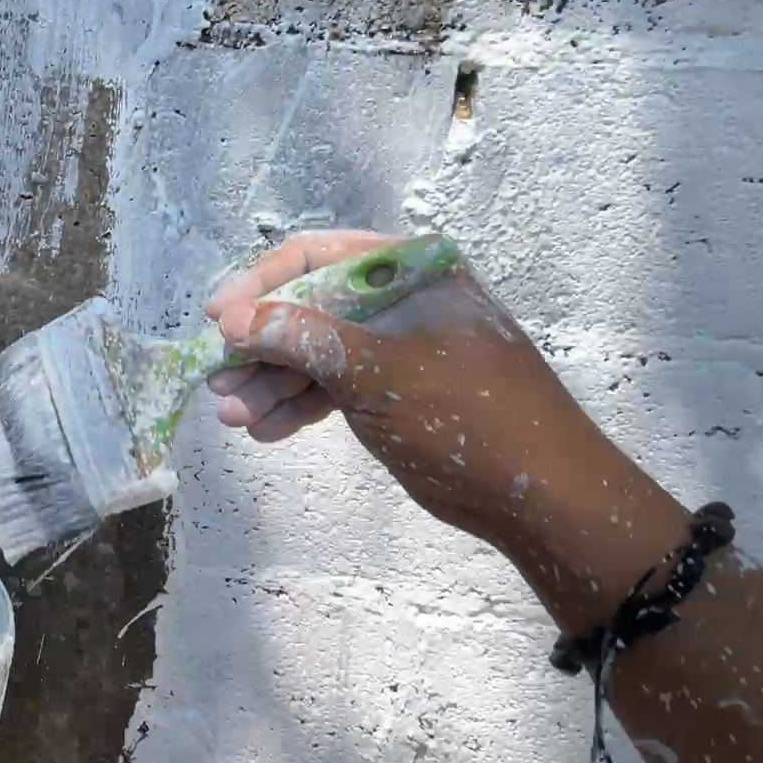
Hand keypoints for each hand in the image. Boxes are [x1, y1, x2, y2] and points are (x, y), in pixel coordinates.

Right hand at [202, 231, 683, 572]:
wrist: (546, 504)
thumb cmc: (468, 417)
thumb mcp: (375, 370)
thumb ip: (299, 337)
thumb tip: (231, 321)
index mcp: (407, 271)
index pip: (311, 257)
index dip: (256, 285)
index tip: (216, 319)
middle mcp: (394, 299)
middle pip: (302, 308)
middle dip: (257, 347)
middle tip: (218, 380)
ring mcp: (389, 345)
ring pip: (308, 351)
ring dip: (267, 382)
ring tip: (233, 417)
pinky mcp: (386, 387)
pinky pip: (326, 384)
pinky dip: (294, 405)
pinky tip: (264, 430)